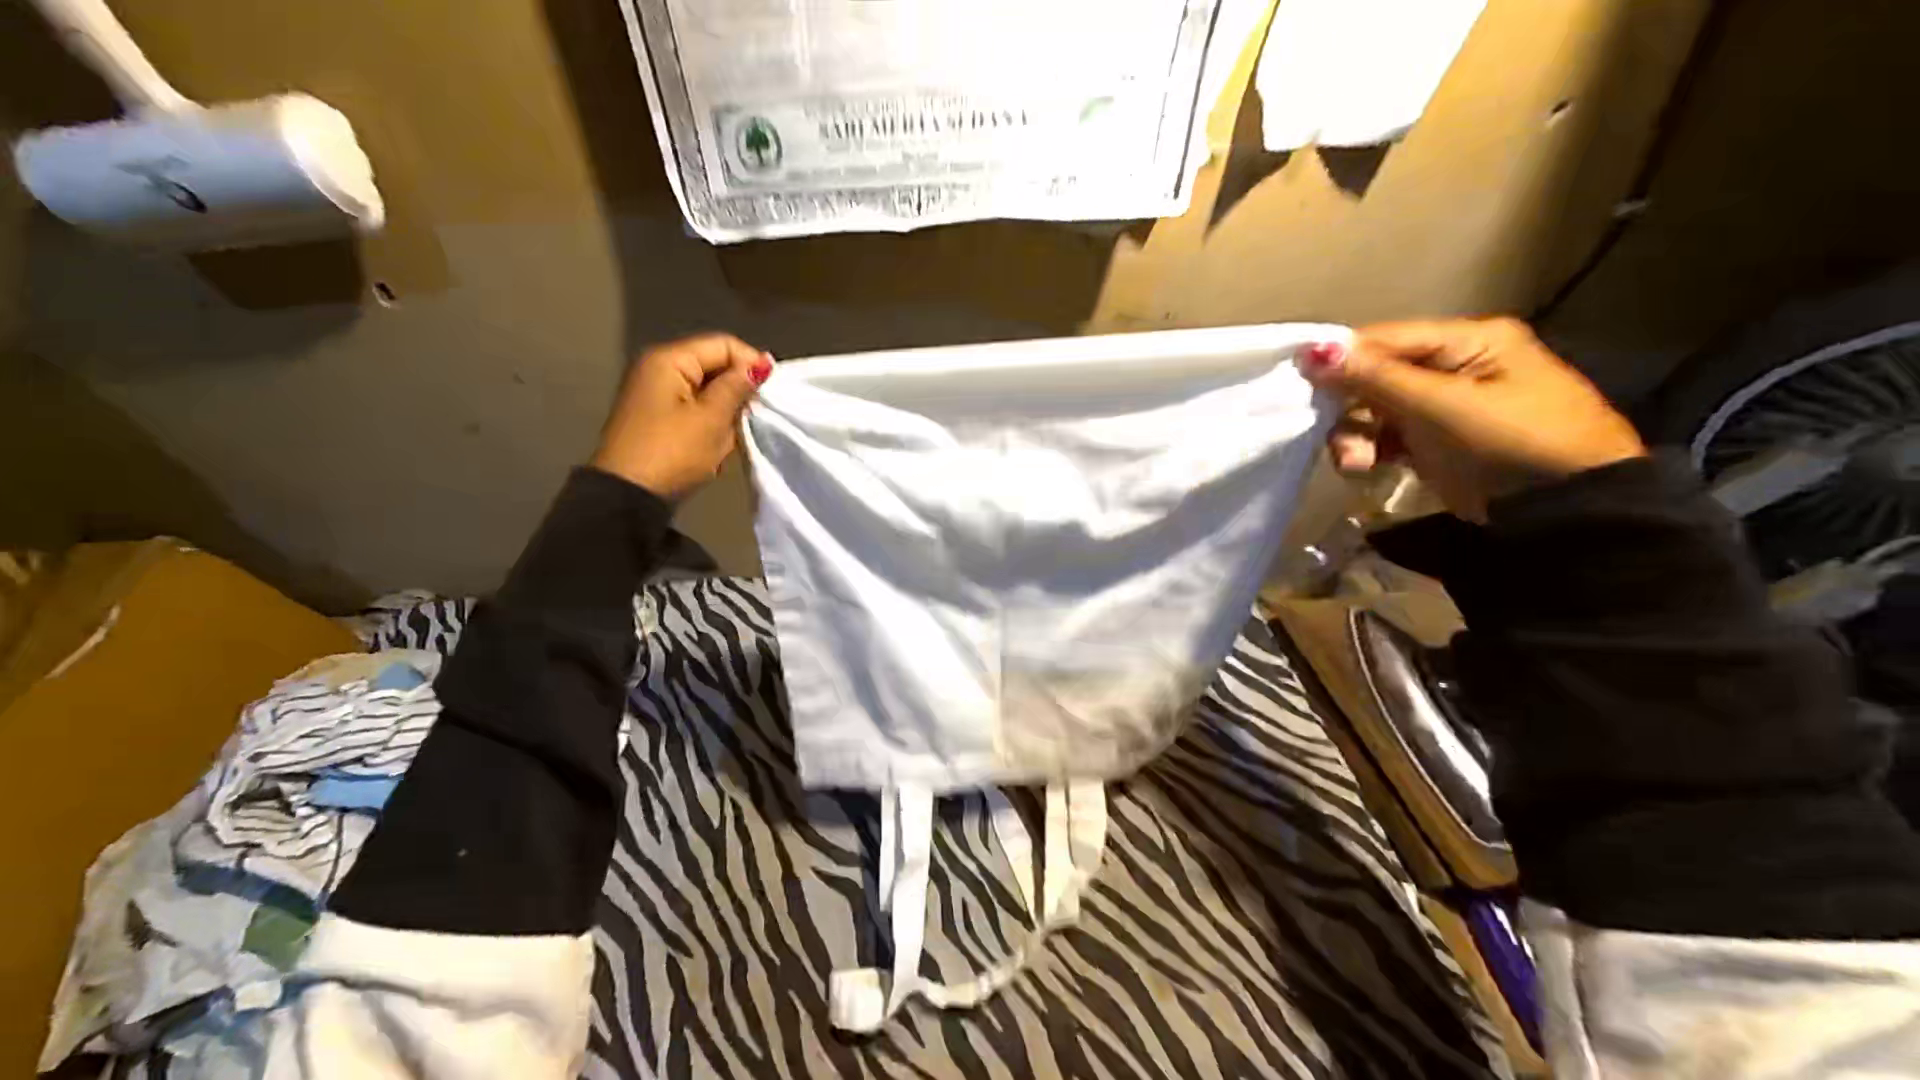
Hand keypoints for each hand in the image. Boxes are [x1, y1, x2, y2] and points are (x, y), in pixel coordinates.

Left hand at [590, 333, 772, 500]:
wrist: (628, 497)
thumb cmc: (673, 453)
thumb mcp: (712, 419)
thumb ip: (737, 386)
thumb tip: (762, 362)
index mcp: (669, 360)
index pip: (724, 345)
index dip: (752, 364)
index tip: (771, 393)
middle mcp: (659, 368)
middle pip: (715, 366)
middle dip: (737, 392)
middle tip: (750, 420)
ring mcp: (656, 394)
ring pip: (708, 391)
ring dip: (725, 414)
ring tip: (728, 439)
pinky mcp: (657, 417)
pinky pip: (695, 410)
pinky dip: (710, 424)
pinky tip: (713, 447)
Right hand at [1301, 317, 1646, 520]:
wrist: (1567, 513)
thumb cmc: (1508, 442)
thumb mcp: (1437, 406)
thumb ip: (1373, 377)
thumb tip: (1313, 349)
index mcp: (1468, 340)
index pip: (1385, 339)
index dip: (1340, 359)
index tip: (1298, 381)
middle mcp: (1455, 366)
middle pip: (1376, 377)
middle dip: (1348, 409)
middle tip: (1330, 438)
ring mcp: (1446, 406)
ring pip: (1376, 411)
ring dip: (1355, 437)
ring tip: (1355, 466)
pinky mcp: (1438, 443)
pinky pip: (1388, 437)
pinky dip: (1371, 452)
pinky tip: (1366, 469)